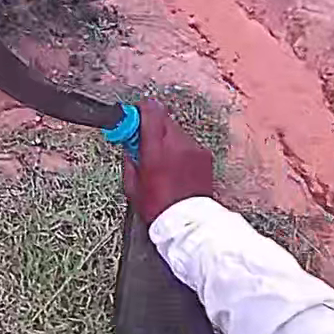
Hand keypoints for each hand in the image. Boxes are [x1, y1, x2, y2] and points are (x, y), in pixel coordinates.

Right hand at [121, 98, 213, 225]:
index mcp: (156, 150)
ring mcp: (194, 149)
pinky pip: (189, 144)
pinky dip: (181, 150)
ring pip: (176, 131)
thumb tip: (129, 147)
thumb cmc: (158, 208)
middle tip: (143, 142)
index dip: (139, 110)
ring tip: (162, 161)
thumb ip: (129, 161)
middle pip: (163, 118)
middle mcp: (177, 144)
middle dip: (152, 126)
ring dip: (166, 139)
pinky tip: (176, 168)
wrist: (187, 223)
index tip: (132, 118)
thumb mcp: (132, 187)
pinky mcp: (205, 156)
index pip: (150, 112)